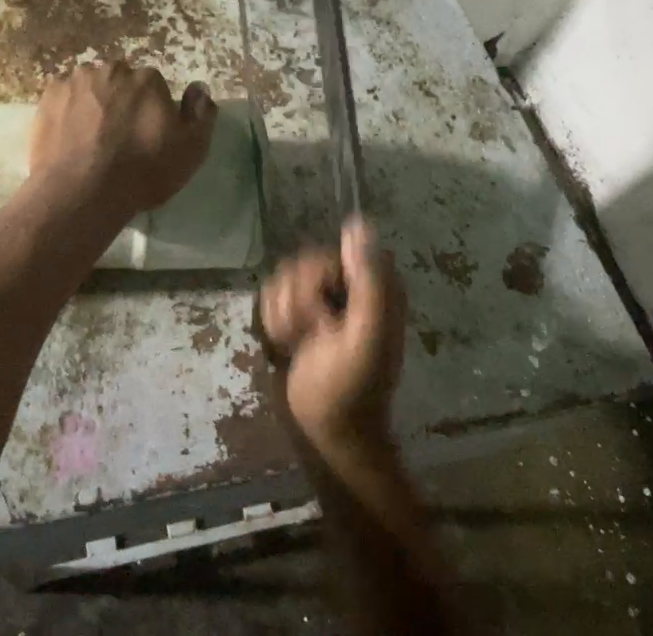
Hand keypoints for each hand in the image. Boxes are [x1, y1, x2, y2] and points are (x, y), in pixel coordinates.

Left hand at [29, 62, 217, 217]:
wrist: (83, 191)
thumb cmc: (143, 171)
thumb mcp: (191, 150)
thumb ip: (201, 114)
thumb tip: (199, 88)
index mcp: (147, 79)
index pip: (154, 86)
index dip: (152, 110)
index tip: (146, 134)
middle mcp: (111, 70)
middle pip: (121, 81)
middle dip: (122, 101)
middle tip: (119, 136)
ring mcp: (75, 81)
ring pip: (91, 87)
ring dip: (94, 103)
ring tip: (91, 138)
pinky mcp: (48, 97)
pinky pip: (64, 98)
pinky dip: (68, 111)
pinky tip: (70, 136)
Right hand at [258, 218, 406, 453]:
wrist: (331, 430)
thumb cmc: (352, 388)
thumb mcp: (367, 334)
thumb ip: (368, 279)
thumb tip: (358, 223)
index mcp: (378, 285)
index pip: (341, 249)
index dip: (323, 274)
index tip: (323, 306)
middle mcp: (353, 285)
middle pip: (308, 260)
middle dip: (299, 297)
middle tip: (308, 331)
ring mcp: (325, 299)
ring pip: (287, 275)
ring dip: (284, 311)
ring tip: (297, 341)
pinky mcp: (300, 313)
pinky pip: (274, 293)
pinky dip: (274, 319)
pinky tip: (286, 343)